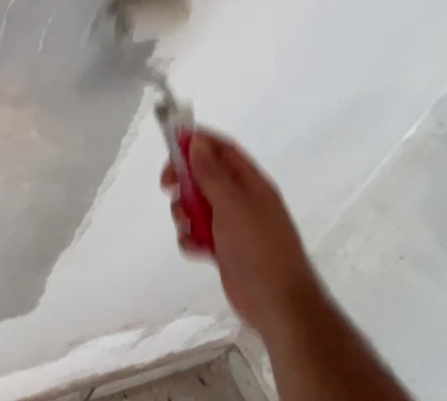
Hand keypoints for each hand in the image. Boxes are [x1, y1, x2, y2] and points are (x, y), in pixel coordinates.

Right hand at [163, 131, 326, 335]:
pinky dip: (191, 239)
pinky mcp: (223, 249)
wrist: (280, 306)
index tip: (171, 143)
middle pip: (203, 175)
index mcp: (251, 183)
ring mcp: (232, 225)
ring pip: (195, 205)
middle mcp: (241, 199)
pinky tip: (197, 250)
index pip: (221, 148)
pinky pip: (197, 233)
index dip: (197, 141)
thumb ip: (211, 172)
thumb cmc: (259, 248)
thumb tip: (196, 141)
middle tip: (167, 186)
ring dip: (184, 213)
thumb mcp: (232, 204)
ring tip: (189, 228)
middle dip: (182, 180)